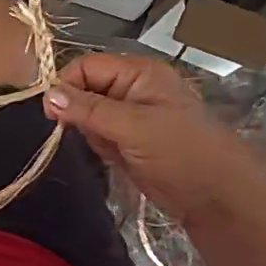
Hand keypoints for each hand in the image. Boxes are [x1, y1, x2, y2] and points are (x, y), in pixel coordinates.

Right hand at [43, 53, 265, 221]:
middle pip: (83, 88)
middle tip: (90, 134)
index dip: (65, 85)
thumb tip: (47, 95)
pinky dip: (97, 144)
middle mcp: (131, 87)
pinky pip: (96, 133)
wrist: (217, 199)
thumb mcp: (133, 126)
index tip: (53, 113)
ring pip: (86, 113)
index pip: (85, 66)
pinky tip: (113, 156)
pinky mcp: (127, 138)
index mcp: (138, 72)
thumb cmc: (182, 153)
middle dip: (78, 111)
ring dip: (88, 131)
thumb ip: (88, 109)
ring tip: (110, 147)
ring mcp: (129, 114)